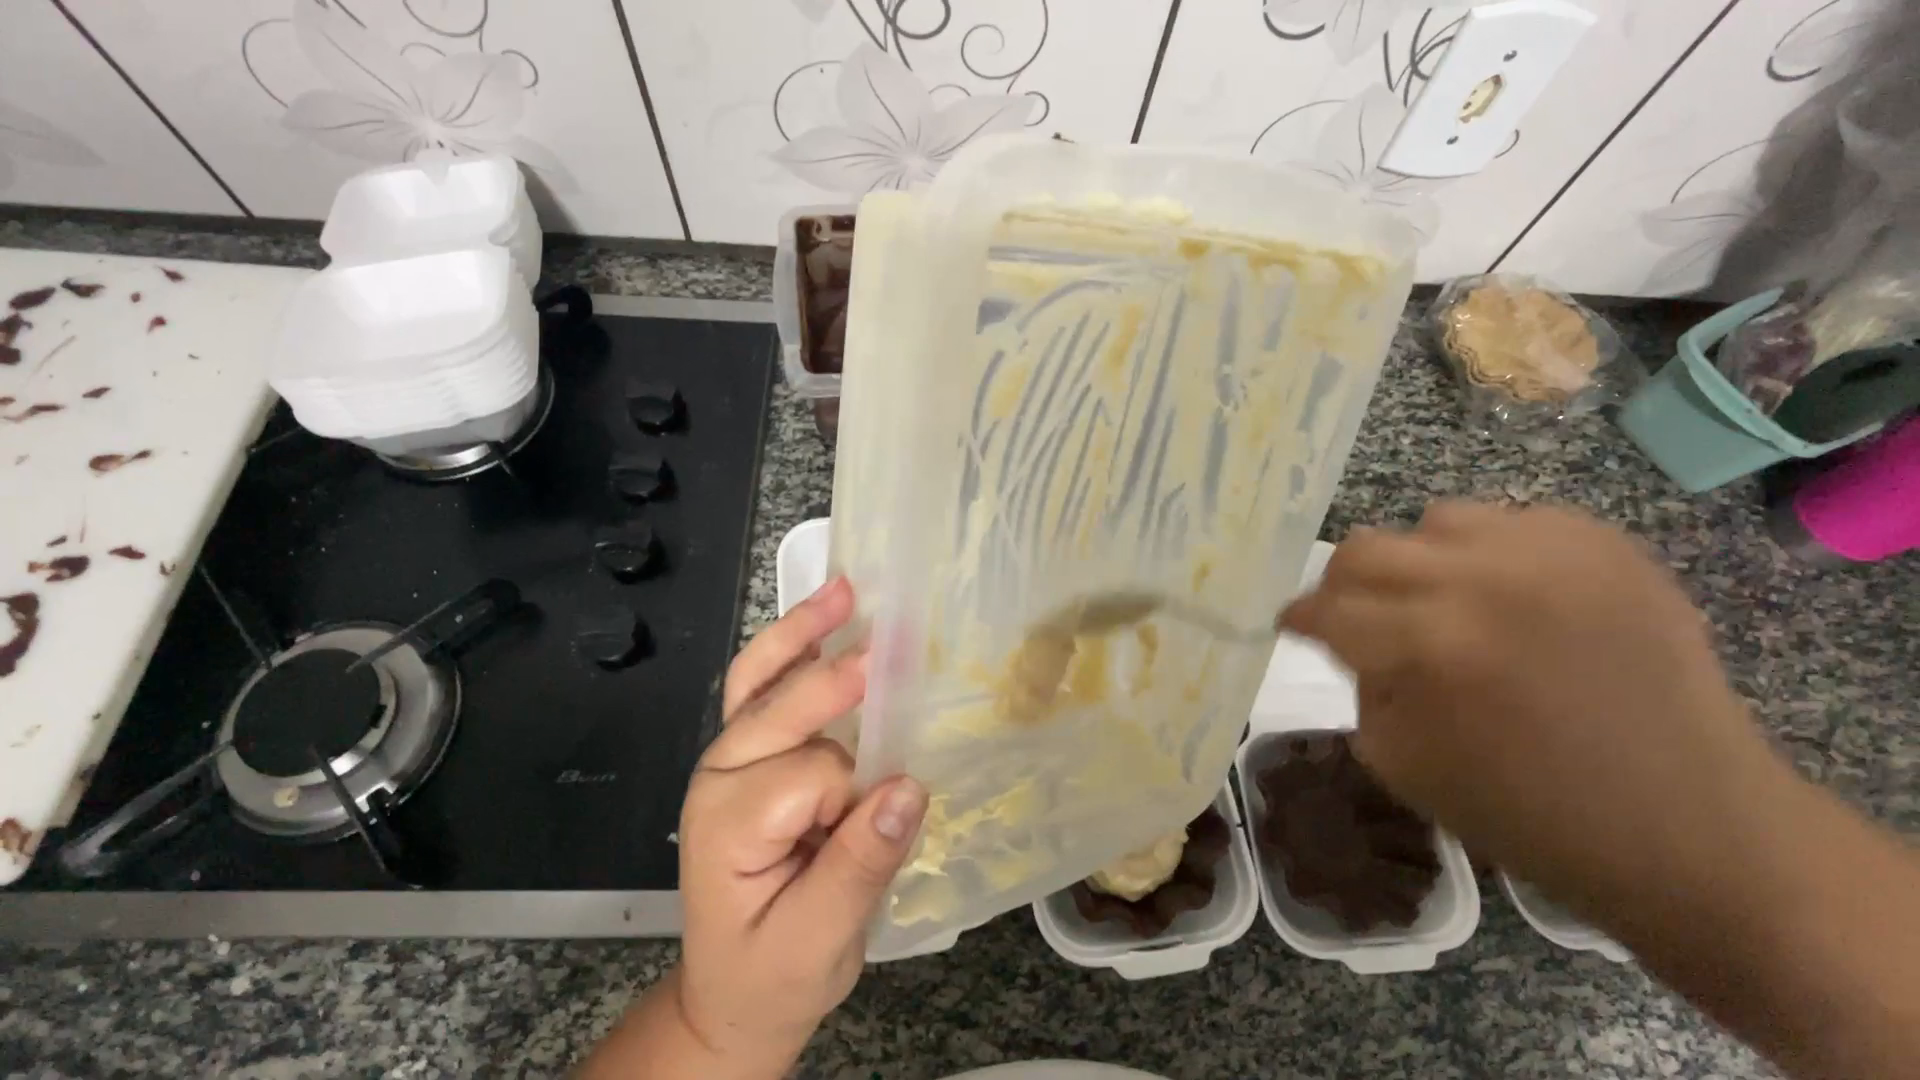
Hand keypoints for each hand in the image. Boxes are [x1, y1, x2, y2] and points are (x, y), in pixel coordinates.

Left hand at [674, 577, 927, 1070]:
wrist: (732, 994)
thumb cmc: (773, 975)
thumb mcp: (817, 939)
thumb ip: (859, 864)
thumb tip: (908, 789)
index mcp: (729, 824)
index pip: (812, 774)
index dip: (856, 795)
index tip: (879, 828)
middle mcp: (720, 777)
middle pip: (783, 710)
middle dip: (837, 680)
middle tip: (893, 642)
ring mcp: (728, 761)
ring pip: (762, 684)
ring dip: (804, 636)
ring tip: (844, 592)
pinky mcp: (745, 757)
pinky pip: (761, 691)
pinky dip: (791, 651)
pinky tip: (822, 622)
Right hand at [1278, 501, 1787, 918]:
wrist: (1685, 826)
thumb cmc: (1526, 811)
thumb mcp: (1397, 760)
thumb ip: (1358, 678)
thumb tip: (1347, 632)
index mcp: (1425, 645)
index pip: (1325, 606)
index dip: (1300, 619)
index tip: (1296, 627)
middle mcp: (1482, 579)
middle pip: (1365, 548)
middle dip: (1346, 587)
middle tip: (1359, 619)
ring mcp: (1552, 553)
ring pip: (1436, 520)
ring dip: (1422, 563)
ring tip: (1446, 605)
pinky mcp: (1608, 545)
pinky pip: (1513, 521)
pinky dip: (1492, 557)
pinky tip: (1512, 602)